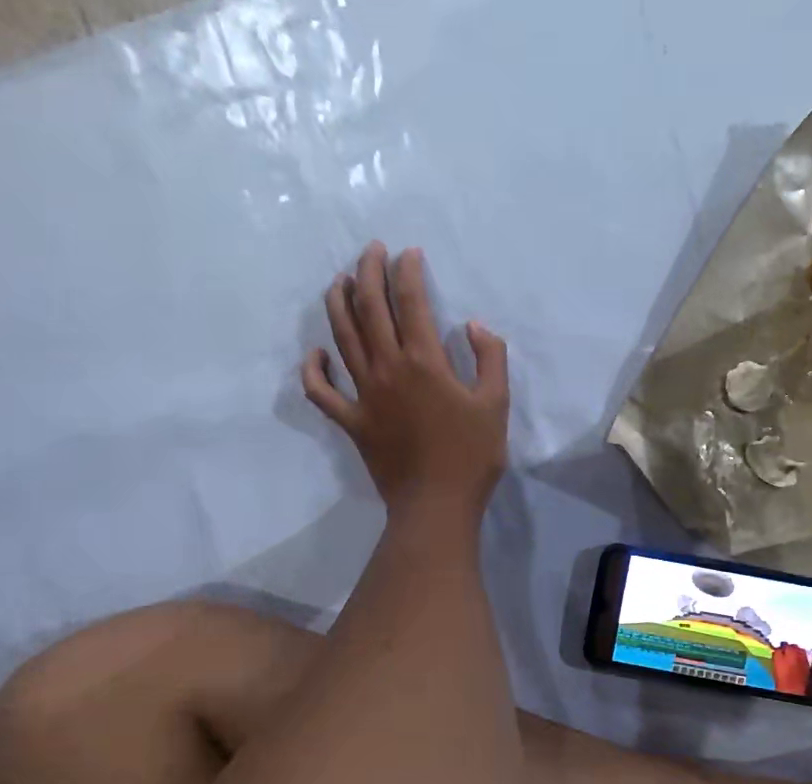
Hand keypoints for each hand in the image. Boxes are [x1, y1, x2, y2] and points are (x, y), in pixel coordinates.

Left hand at [301, 242, 509, 521]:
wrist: (436, 504)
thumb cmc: (472, 456)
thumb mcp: (497, 404)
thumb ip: (490, 359)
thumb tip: (473, 326)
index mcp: (423, 361)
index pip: (410, 301)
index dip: (407, 272)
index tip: (409, 254)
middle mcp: (386, 368)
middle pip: (368, 308)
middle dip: (367, 272)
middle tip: (370, 251)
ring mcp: (363, 394)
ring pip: (341, 336)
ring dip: (338, 302)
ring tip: (340, 280)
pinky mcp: (351, 421)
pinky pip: (321, 391)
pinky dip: (313, 369)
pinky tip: (316, 353)